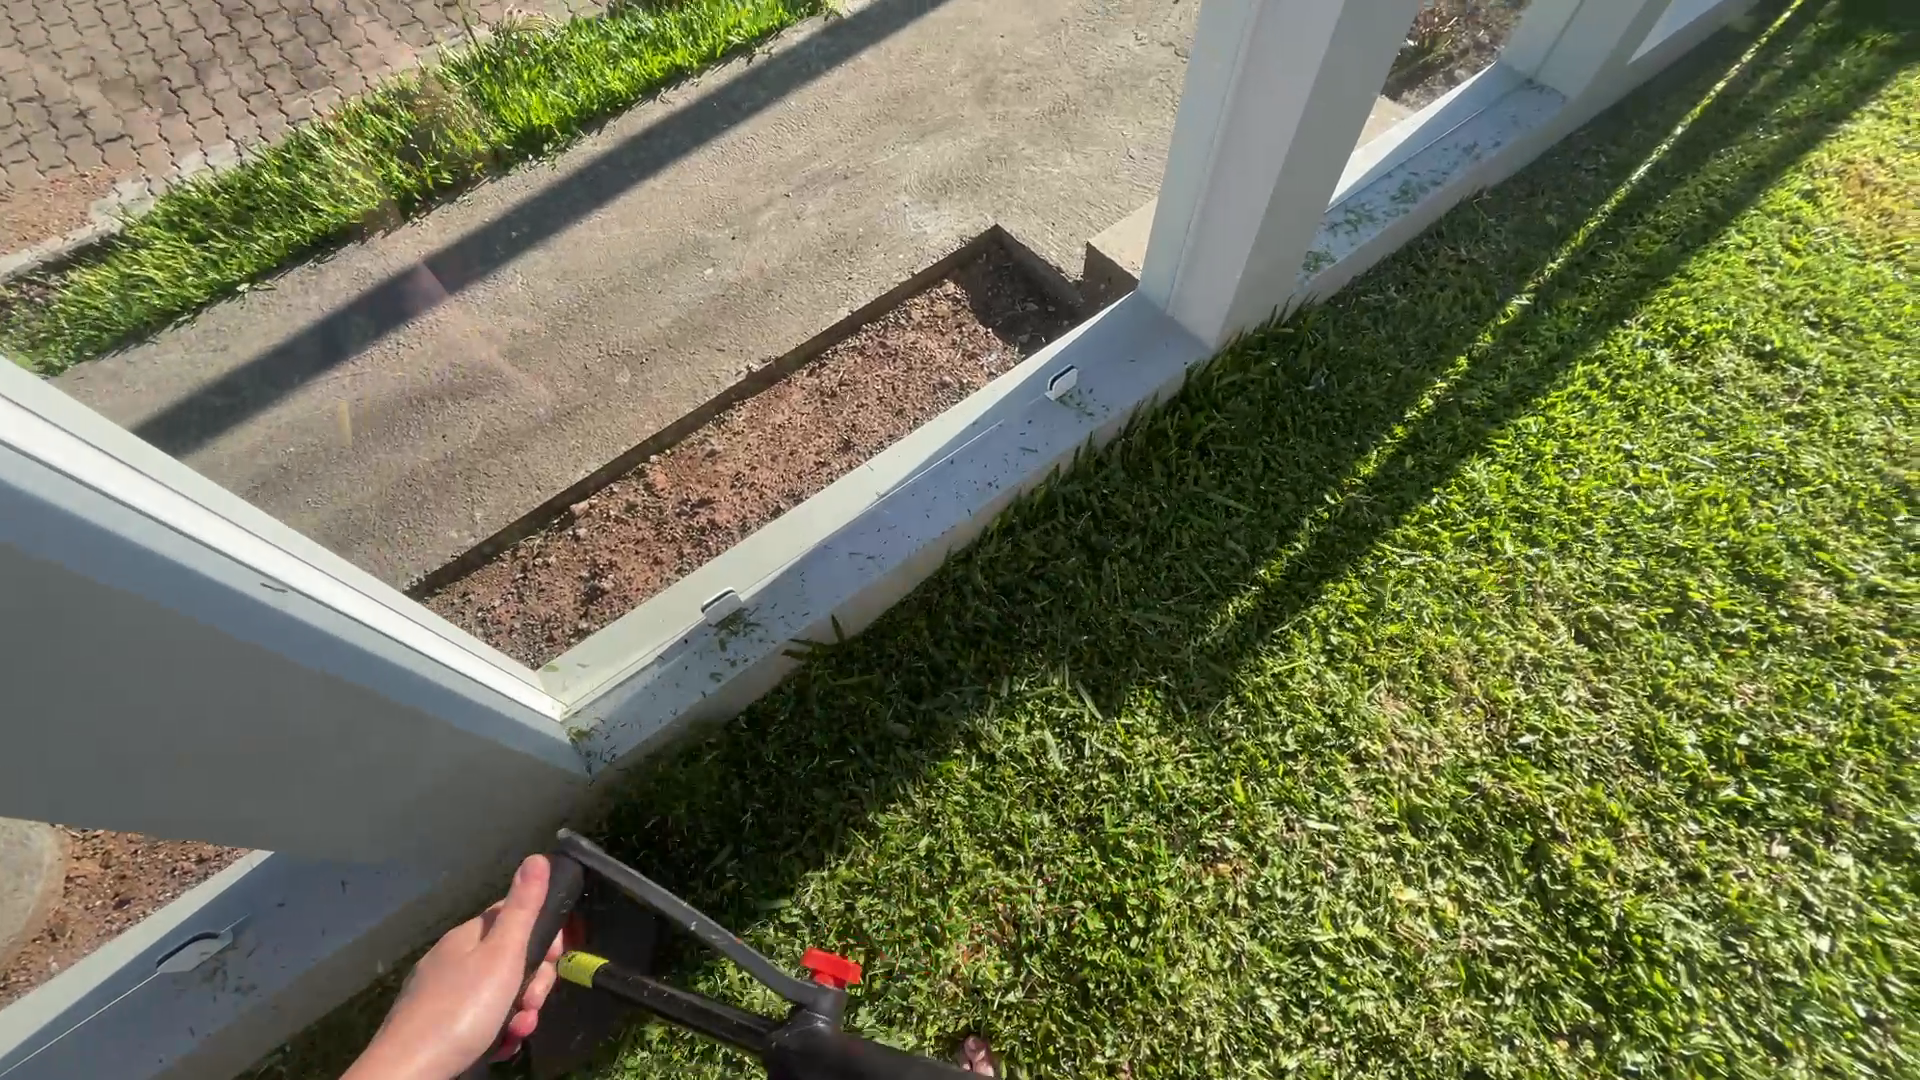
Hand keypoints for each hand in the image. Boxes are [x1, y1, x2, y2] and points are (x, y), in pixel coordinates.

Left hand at [344, 855, 565, 1079]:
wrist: (405, 1079)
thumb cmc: (460, 1010)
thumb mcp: (503, 954)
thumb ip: (523, 908)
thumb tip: (536, 856)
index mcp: (468, 937)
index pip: (516, 916)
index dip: (544, 933)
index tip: (556, 955)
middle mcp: (453, 962)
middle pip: (512, 958)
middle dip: (534, 980)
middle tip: (534, 1001)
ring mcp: (443, 999)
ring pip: (500, 994)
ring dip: (521, 1010)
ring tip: (520, 1030)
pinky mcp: (438, 1033)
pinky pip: (481, 1022)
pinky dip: (498, 1032)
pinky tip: (502, 1046)